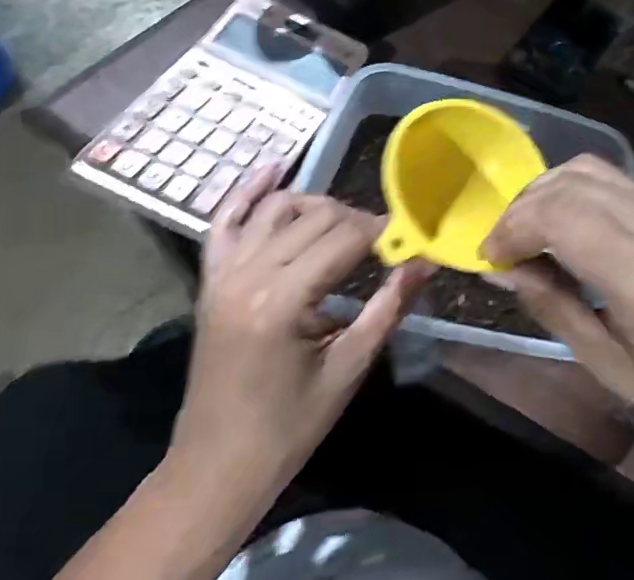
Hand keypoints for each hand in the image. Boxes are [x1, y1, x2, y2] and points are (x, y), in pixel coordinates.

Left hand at [169, 166, 431, 503]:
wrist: (216, 464)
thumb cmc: (288, 427)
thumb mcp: (346, 370)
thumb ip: (386, 310)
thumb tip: (423, 264)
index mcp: (281, 301)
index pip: (342, 240)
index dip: (380, 231)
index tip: (407, 234)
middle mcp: (247, 273)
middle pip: (312, 219)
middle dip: (353, 220)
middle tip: (382, 238)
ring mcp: (222, 272)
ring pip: (274, 209)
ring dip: (313, 204)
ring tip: (343, 221)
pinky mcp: (209, 278)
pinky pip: (224, 219)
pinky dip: (248, 191)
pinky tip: (275, 168)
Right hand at [482, 155, 633, 447]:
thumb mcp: (610, 366)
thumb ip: (554, 307)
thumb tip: (505, 268)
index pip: (561, 217)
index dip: (513, 227)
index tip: (490, 256)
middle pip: (570, 185)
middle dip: (521, 207)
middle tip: (501, 245)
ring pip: (588, 170)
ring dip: (544, 192)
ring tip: (525, 230)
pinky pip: (610, 178)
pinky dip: (571, 190)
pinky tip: (559, 220)